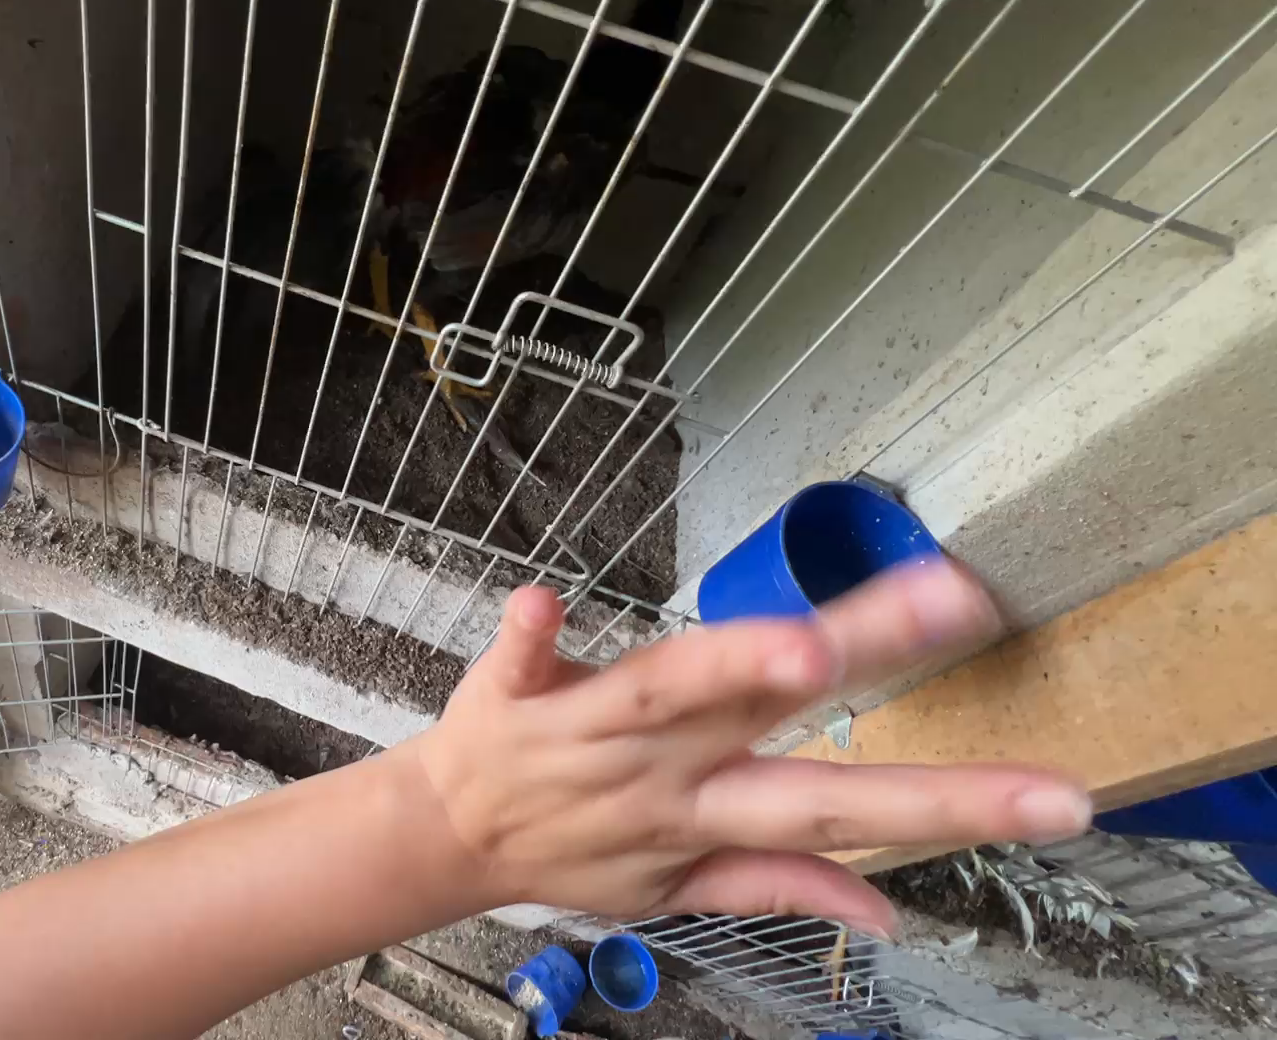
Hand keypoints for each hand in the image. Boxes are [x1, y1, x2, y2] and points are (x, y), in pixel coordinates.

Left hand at [405, 560, 1089, 935]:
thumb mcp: (668, 888)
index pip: (827, 804)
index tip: (1056, 791)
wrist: (453, 835)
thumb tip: (885, 909)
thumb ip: (767, 883)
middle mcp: (649, 762)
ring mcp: (576, 725)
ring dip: (723, 664)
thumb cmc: (568, 849)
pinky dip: (531, 631)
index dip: (938, 803)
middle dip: (854, 666)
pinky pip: (521, 655)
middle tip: (947, 608)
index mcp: (695, 804)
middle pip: (756, 712)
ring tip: (798, 643)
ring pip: (658, 690)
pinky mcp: (509, 690)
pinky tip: (541, 600)